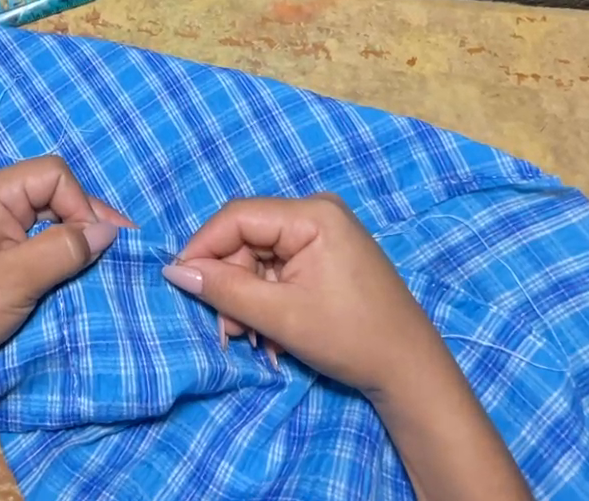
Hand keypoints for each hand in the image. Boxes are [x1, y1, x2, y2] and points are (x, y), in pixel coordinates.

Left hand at [0, 155, 133, 377]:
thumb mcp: (19, 278)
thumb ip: (65, 249)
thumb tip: (109, 230)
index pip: (54, 175)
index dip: (82, 204)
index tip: (96, 245)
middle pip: (51, 191)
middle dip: (84, 218)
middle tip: (116, 252)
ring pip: (44, 216)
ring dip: (71, 236)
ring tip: (99, 262)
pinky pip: (31, 237)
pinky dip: (54, 250)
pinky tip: (70, 270)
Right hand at [161, 194, 445, 397]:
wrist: (415, 376)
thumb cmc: (351, 339)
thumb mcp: (280, 316)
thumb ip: (224, 288)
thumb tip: (174, 270)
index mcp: (312, 214)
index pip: (238, 217)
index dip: (203, 247)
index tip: (180, 280)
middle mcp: (316, 211)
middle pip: (247, 237)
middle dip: (230, 282)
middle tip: (226, 329)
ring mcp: (323, 231)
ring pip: (258, 254)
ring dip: (245, 295)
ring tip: (248, 337)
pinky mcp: (326, 252)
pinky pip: (278, 265)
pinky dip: (265, 296)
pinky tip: (267, 330)